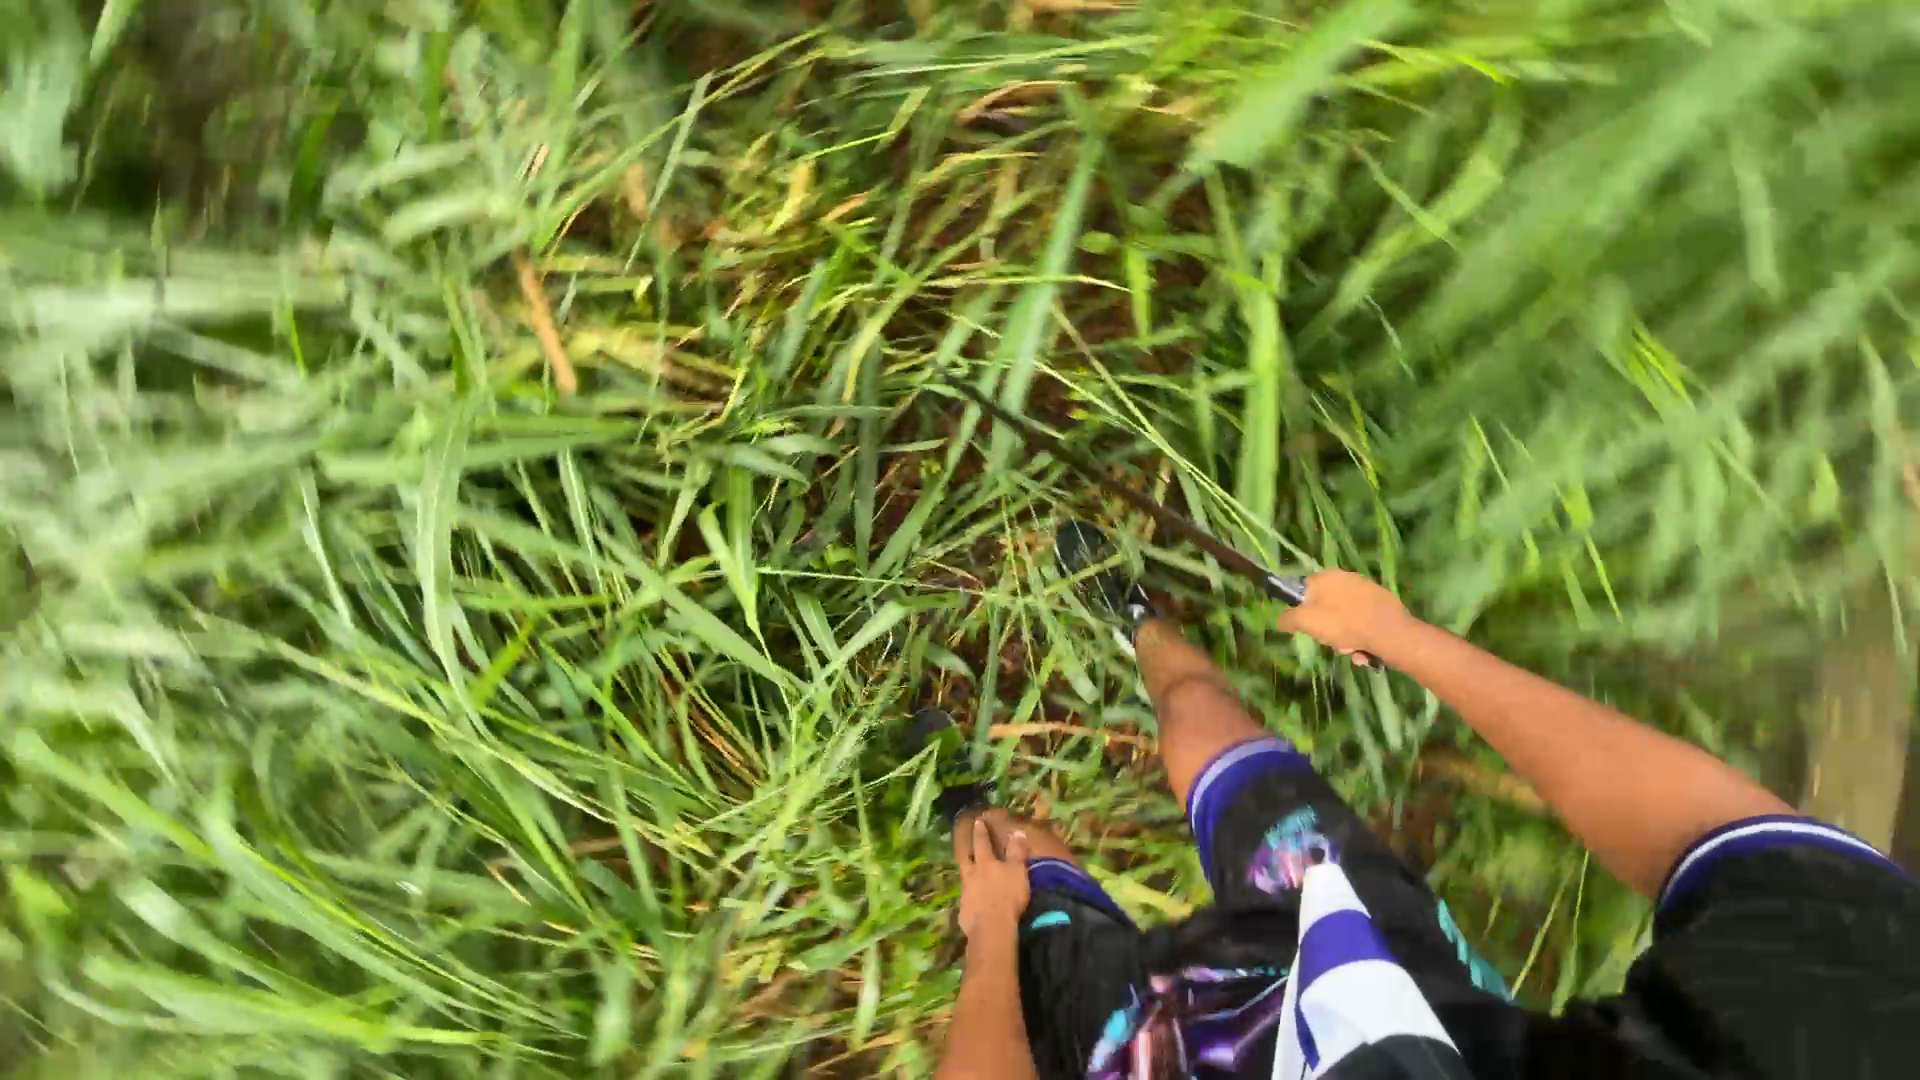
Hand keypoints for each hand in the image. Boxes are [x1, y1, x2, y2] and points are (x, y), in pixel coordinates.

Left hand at [956, 817, 1030, 942]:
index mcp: (985, 863)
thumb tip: (1017, 831)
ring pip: (965, 881)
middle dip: (966, 850)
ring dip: (968, 877)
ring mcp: (966, 895)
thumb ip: (1017, 852)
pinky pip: (967, 904)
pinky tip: (974, 907)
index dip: (980, 832)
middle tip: (964, 843)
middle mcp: (971, 876)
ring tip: (970, 877)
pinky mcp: (964, 914)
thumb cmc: (1008, 896)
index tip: (977, 821)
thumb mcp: (1018, 870)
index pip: (982, 843)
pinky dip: (971, 902)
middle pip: (966, 860)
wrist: (991, 928)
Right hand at [1277, 569, 1413, 660]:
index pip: (1303, 589)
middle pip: (1326, 605)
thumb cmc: (1343, 624)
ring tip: (1351, 650)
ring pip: (1345, 615)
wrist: (1390, 633)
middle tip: (1331, 642)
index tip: (1307, 626)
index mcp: (1325, 577)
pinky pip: (1363, 619)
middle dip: (1327, 627)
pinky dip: (1362, 634)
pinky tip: (1365, 649)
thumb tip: (1281, 619)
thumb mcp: (1306, 622)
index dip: (1302, 609)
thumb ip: (1288, 618)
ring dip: (1345, 635)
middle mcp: (1346, 578)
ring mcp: (1367, 589)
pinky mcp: (1383, 603)